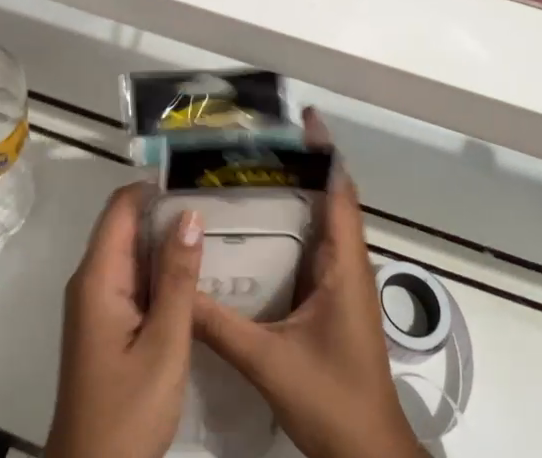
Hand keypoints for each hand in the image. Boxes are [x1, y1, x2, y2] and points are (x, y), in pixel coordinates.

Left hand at [46, 182, 205, 457]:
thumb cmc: (128, 408)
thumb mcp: (164, 343)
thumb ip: (178, 279)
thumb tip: (189, 214)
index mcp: (98, 278)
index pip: (121, 208)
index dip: (154, 187)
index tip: (196, 176)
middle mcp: (91, 282)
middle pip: (126, 228)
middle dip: (167, 212)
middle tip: (219, 203)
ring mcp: (97, 305)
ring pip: (132, 256)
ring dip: (167, 243)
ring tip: (217, 230)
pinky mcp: (106, 326)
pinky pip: (133, 283)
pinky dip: (161, 274)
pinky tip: (195, 277)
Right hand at [194, 111, 422, 457]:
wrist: (368, 455)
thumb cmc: (333, 399)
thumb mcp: (268, 361)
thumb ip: (218, 324)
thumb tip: (172, 282)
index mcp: (345, 267)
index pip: (340, 193)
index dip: (325, 152)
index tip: (302, 118)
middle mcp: (346, 267)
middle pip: (327, 202)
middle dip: (295, 168)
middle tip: (246, 145)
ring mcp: (339, 288)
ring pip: (315, 229)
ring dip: (288, 200)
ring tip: (238, 178)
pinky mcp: (329, 306)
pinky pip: (305, 256)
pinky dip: (281, 237)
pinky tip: (245, 240)